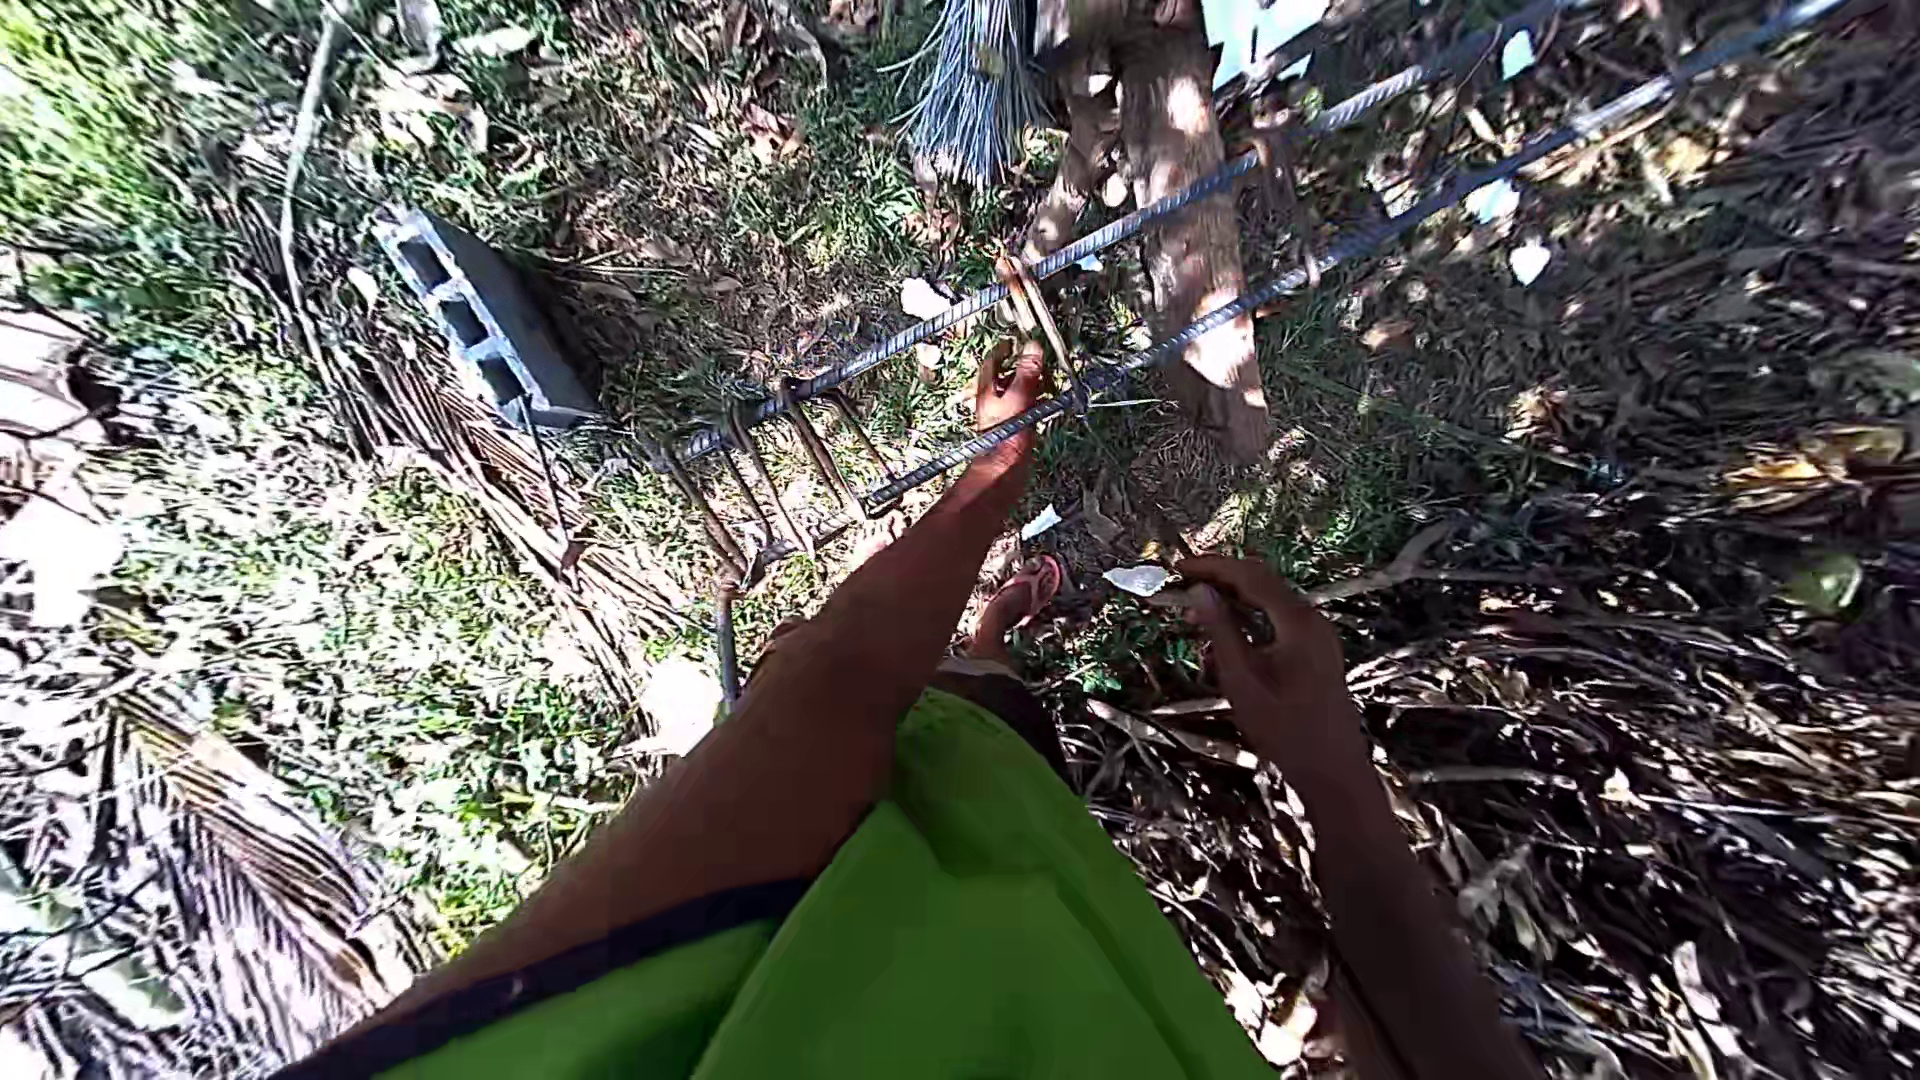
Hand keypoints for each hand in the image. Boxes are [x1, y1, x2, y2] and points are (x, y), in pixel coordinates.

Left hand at [969, 339, 1045, 479]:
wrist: (1006, 468)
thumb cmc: (1005, 436)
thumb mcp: (1018, 398)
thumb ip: (1026, 372)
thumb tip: (1032, 347)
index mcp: (988, 389)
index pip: (993, 360)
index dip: (1005, 348)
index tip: (1019, 341)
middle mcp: (995, 399)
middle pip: (1009, 374)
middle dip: (1026, 367)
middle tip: (1042, 361)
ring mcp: (1006, 413)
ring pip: (1021, 390)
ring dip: (1035, 384)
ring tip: (1050, 381)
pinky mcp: (1016, 425)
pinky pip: (1028, 406)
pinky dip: (1039, 401)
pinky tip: (1049, 402)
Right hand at [1176, 555, 1368, 775]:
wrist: (1333, 772)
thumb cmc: (1284, 729)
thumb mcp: (1242, 679)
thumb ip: (1220, 629)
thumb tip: (1198, 590)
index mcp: (1297, 622)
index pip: (1250, 576)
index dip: (1212, 566)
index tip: (1179, 567)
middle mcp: (1311, 620)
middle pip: (1262, 582)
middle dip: (1220, 577)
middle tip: (1183, 580)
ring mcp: (1316, 634)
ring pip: (1268, 600)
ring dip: (1231, 596)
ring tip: (1194, 605)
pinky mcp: (1313, 649)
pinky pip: (1275, 618)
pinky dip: (1246, 615)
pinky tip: (1222, 628)